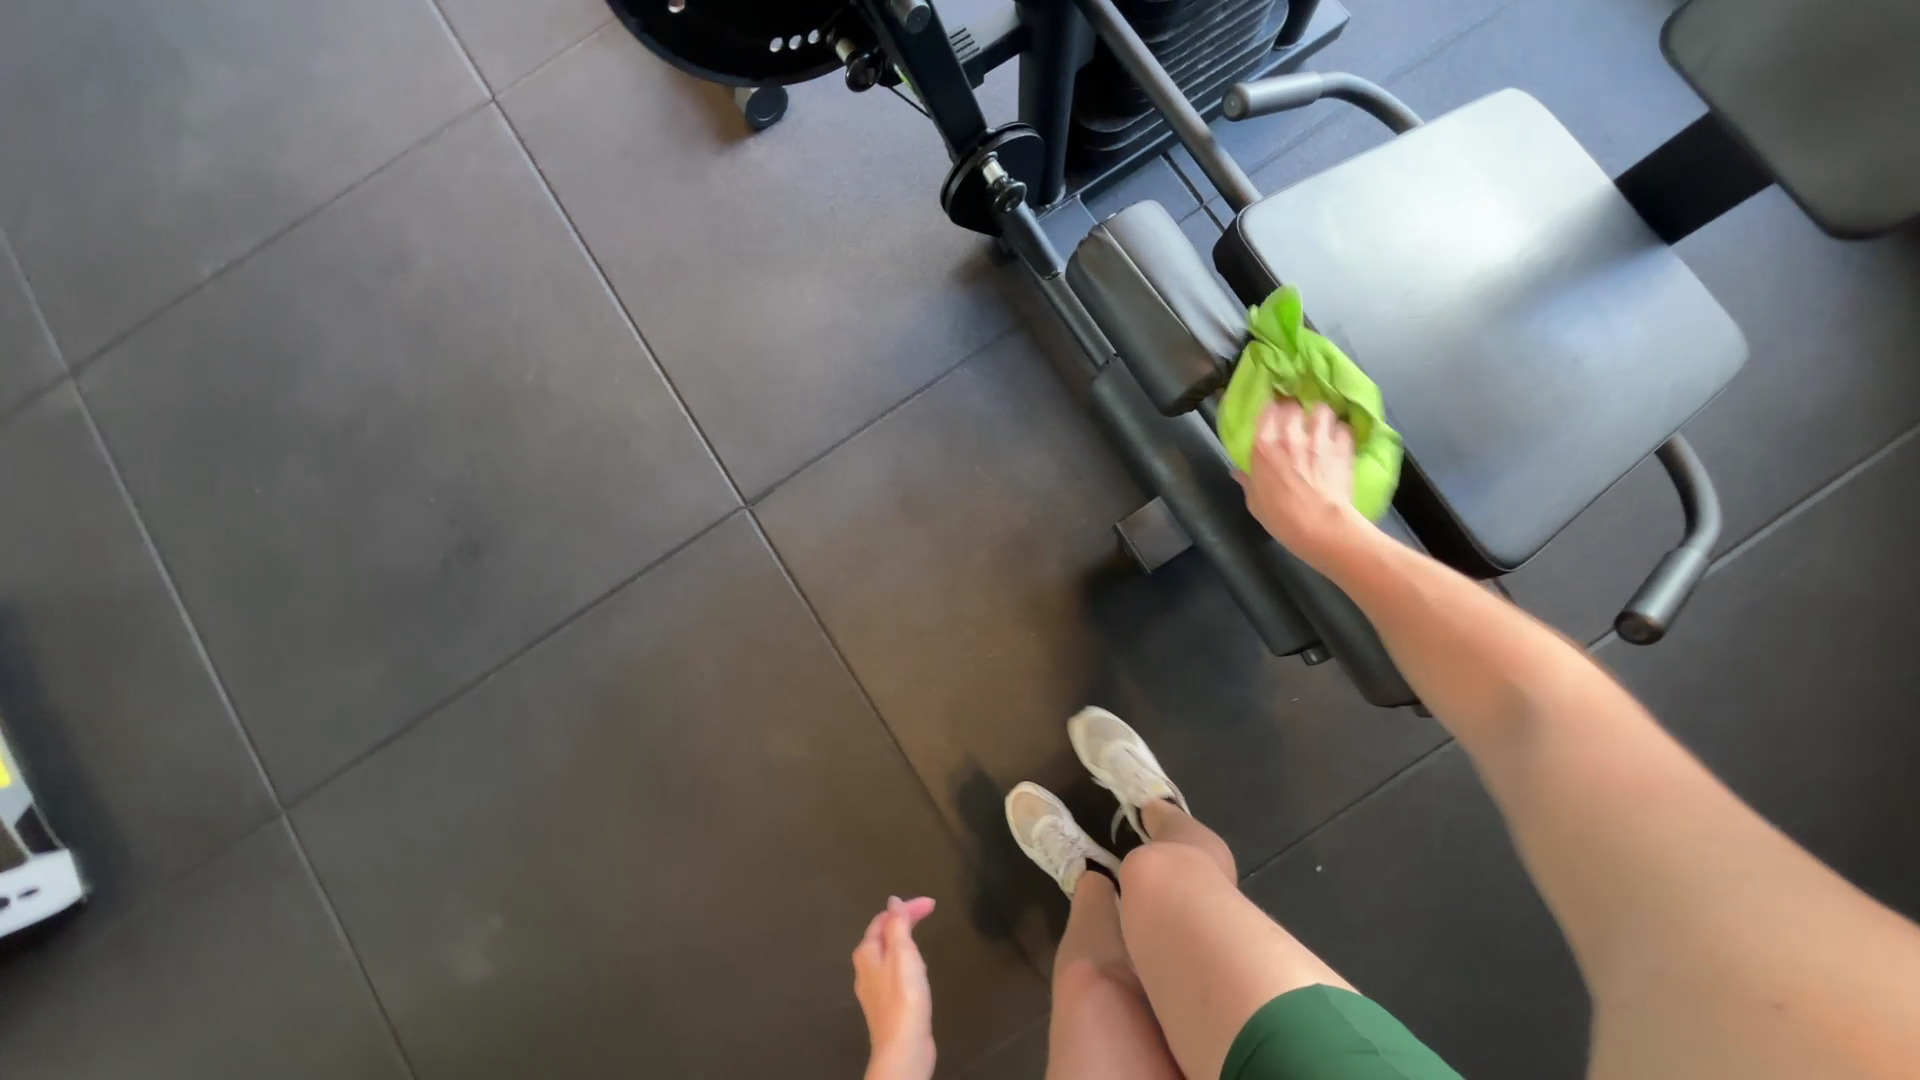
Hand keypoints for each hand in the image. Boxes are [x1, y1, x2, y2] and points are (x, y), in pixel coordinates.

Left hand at [853, 896, 936, 1079]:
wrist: (904, 1048)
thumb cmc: (904, 996)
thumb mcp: (903, 952)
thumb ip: (897, 924)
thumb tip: (893, 901)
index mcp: (867, 952)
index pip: (885, 918)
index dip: (908, 907)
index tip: (932, 904)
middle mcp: (865, 968)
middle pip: (883, 934)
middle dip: (905, 920)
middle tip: (929, 912)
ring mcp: (873, 989)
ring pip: (888, 954)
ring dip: (905, 940)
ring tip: (923, 936)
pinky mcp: (886, 1005)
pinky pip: (894, 973)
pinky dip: (906, 962)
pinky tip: (918, 970)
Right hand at [1236, 400, 1369, 568]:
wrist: (1320, 526)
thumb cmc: (1281, 518)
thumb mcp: (1255, 502)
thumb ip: (1248, 482)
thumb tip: (1238, 472)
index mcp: (1264, 448)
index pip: (1267, 412)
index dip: (1270, 408)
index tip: (1272, 411)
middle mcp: (1291, 437)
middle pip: (1293, 406)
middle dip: (1294, 409)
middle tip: (1295, 415)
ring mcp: (1319, 441)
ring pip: (1322, 410)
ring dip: (1320, 414)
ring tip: (1321, 422)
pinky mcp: (1343, 449)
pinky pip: (1344, 429)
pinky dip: (1341, 431)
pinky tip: (1340, 438)